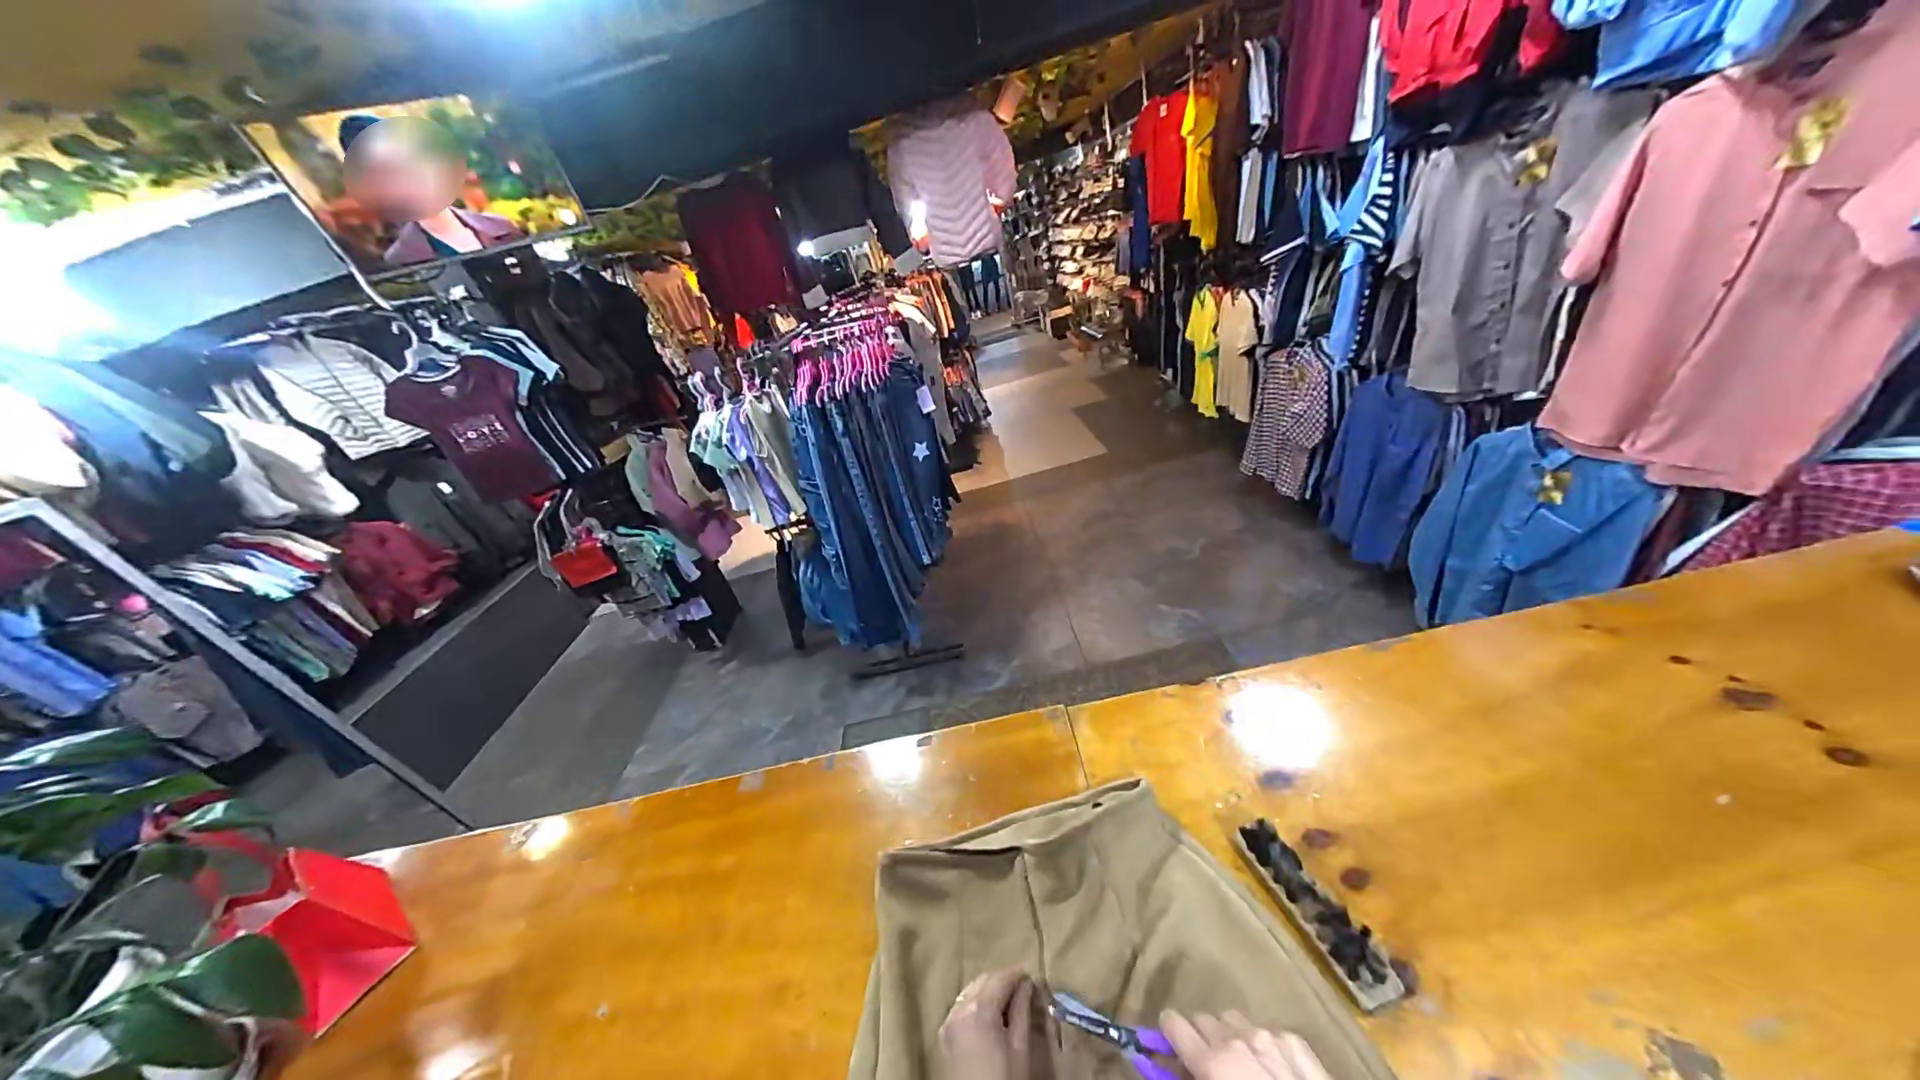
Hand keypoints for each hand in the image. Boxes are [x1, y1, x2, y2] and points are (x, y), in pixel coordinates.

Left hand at [939, 967, 1035, 1079]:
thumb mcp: (1020, 1048)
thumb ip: (1022, 1011)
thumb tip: (1026, 985)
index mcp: (979, 1011)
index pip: (999, 979)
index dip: (1016, 973)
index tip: (1029, 972)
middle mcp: (959, 1009)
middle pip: (983, 981)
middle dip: (1002, 979)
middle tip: (1021, 985)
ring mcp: (948, 1021)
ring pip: (970, 991)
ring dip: (988, 989)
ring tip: (1008, 998)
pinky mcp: (944, 1034)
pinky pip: (961, 1006)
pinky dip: (976, 1001)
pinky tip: (990, 1012)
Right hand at [1160, 1010, 1331, 1079]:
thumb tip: (1172, 1074)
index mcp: (1213, 1062)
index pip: (1173, 1023)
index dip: (1169, 1035)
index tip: (1171, 1049)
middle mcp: (1237, 1039)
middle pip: (1203, 1018)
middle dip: (1200, 1039)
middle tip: (1208, 1070)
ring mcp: (1270, 1037)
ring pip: (1234, 1020)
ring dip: (1230, 1038)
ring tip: (1242, 1068)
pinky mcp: (1297, 1043)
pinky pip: (1267, 1031)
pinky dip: (1263, 1045)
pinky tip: (1274, 1071)